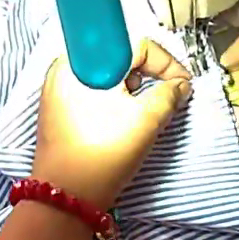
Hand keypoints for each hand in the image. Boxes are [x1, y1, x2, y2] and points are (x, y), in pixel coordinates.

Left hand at [33, 39, 191, 209]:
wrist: (67, 195)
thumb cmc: (105, 155)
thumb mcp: (147, 121)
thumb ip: (169, 95)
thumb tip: (180, 85)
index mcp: (86, 62)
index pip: (135, 44)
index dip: (165, 62)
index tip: (182, 84)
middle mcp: (66, 67)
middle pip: (119, 55)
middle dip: (148, 74)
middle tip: (166, 97)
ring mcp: (57, 87)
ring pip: (106, 73)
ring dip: (131, 87)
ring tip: (144, 112)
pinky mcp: (56, 107)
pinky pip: (91, 89)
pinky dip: (113, 97)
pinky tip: (122, 120)